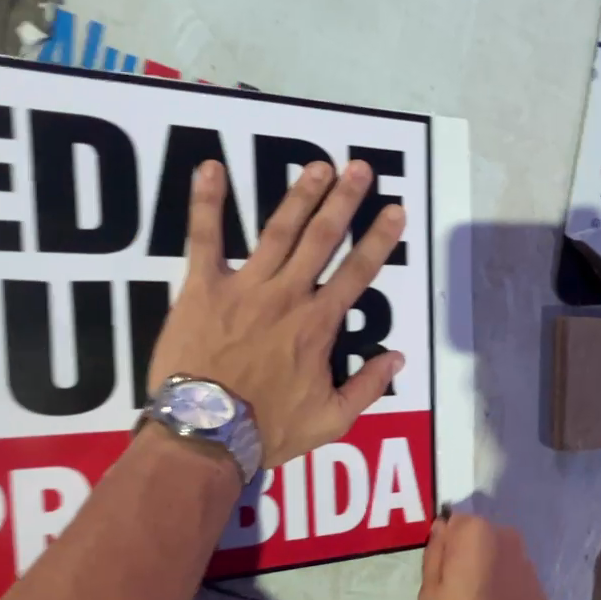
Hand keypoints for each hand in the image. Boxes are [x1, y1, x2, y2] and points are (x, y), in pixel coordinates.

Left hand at [147, 159, 406, 467]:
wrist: (204, 434)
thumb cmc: (268, 429)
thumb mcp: (332, 420)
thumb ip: (367, 386)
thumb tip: (398, 357)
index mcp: (318, 325)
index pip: (357, 273)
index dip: (379, 238)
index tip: (394, 208)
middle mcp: (287, 296)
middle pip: (322, 239)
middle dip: (344, 201)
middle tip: (360, 168)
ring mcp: (244, 287)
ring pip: (278, 231)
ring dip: (299, 195)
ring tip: (318, 165)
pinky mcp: (202, 288)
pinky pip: (204, 238)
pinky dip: (207, 203)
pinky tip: (211, 167)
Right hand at [419, 514, 571, 599]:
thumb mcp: (430, 597)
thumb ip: (433, 557)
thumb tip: (440, 532)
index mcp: (476, 530)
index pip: (448, 523)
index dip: (439, 550)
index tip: (437, 580)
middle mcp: (505, 534)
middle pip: (470, 538)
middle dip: (459, 559)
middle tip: (450, 598)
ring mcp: (524, 557)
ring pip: (488, 557)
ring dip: (478, 574)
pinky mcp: (537, 580)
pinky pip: (505, 573)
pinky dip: (496, 587)